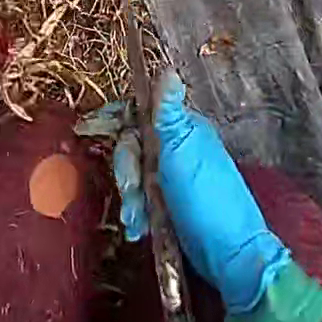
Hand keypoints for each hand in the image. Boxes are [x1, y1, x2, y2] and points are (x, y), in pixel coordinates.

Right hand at [113, 70, 293, 314]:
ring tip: (137, 219)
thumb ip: (168, 111)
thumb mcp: (181, 149)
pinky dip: (139, 212)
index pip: (141, 111)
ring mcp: (175, 177)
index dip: (117, 118)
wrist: (230, 254)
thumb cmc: (205, 195)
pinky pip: (144, 199)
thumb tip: (167, 68)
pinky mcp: (172, 204)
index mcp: (182, 128)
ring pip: (137, 175)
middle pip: (134, 145)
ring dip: (131, 197)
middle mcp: (177, 147)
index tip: (91, 126)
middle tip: (131, 191)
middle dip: (127, 170)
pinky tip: (140, 228)